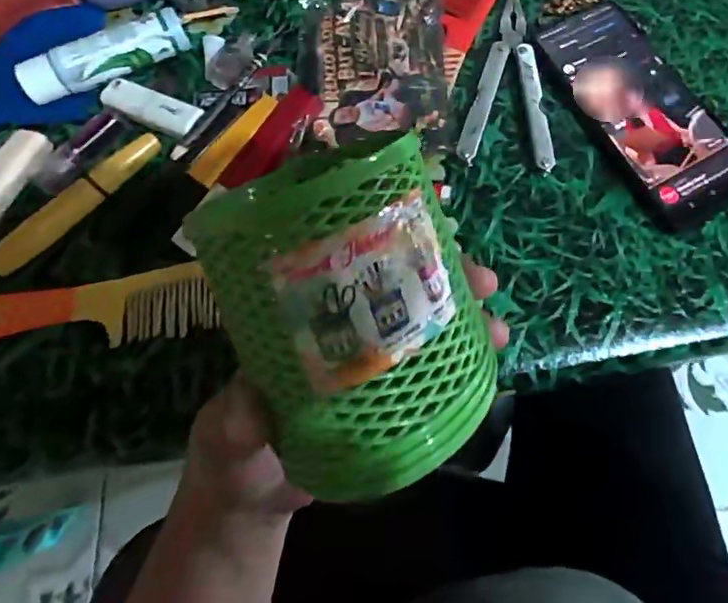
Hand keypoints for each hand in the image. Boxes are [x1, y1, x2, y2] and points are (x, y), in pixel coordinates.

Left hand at [185, 256, 508, 514]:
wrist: (251, 494)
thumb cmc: (233, 446)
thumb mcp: (230, 429)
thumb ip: (238, 419)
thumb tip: (252, 407)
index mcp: (303, 311)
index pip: (350, 258)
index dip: (390, 240)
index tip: (429, 233)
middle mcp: (342, 323)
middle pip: (399, 282)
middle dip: (444, 272)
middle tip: (481, 278)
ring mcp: (368, 357)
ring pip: (422, 320)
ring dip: (464, 314)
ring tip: (497, 325)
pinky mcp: (386, 394)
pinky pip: (429, 368)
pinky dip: (461, 359)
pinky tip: (490, 359)